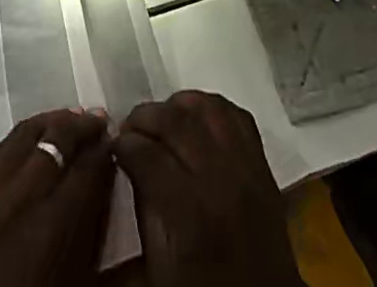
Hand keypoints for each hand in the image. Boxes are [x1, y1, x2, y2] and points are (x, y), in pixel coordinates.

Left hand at [0, 108, 115, 286]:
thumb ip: (100, 233)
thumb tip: (117, 179)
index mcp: (50, 235)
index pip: (85, 171)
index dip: (105, 149)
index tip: (119, 136)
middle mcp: (12, 209)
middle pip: (51, 146)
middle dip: (79, 128)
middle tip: (100, 119)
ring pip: (18, 142)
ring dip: (48, 126)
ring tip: (71, 118)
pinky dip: (17, 141)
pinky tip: (35, 136)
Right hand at [114, 91, 301, 286]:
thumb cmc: (199, 286)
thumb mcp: (155, 261)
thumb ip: (138, 204)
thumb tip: (119, 159)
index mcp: (187, 213)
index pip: (145, 152)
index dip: (121, 143)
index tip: (113, 146)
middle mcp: (220, 182)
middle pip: (174, 121)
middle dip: (143, 117)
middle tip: (130, 131)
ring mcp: (247, 170)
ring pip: (206, 108)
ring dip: (176, 107)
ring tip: (162, 123)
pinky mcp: (263, 167)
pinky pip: (237, 117)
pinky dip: (211, 111)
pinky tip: (194, 124)